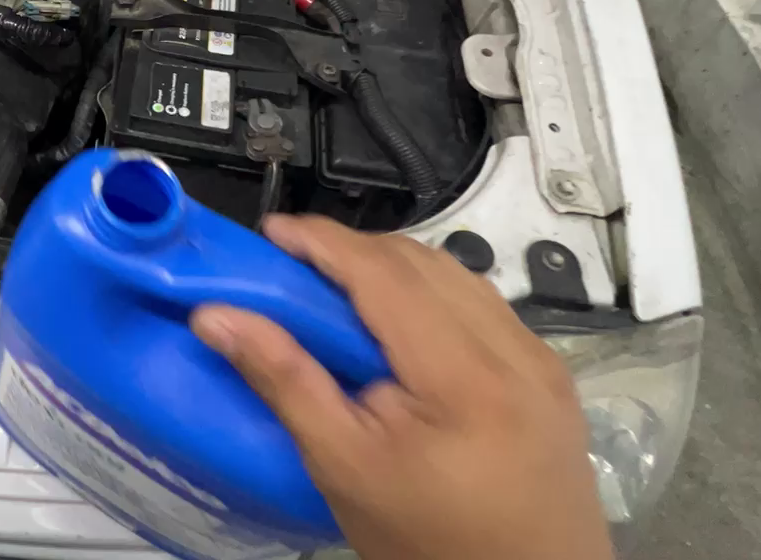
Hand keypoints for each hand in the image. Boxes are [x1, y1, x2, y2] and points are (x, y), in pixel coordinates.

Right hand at [191, 216, 609, 559]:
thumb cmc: (427, 541)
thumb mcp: (341, 464)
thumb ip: (281, 378)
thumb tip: (212, 315)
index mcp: (465, 377)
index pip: (384, 273)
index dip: (323, 240)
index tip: (271, 230)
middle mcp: (515, 353)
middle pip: (418, 261)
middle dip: (349, 248)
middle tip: (292, 262)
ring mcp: (540, 360)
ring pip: (450, 270)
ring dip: (386, 262)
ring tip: (334, 284)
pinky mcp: (548, 373)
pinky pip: (476, 298)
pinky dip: (423, 286)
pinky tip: (392, 316)